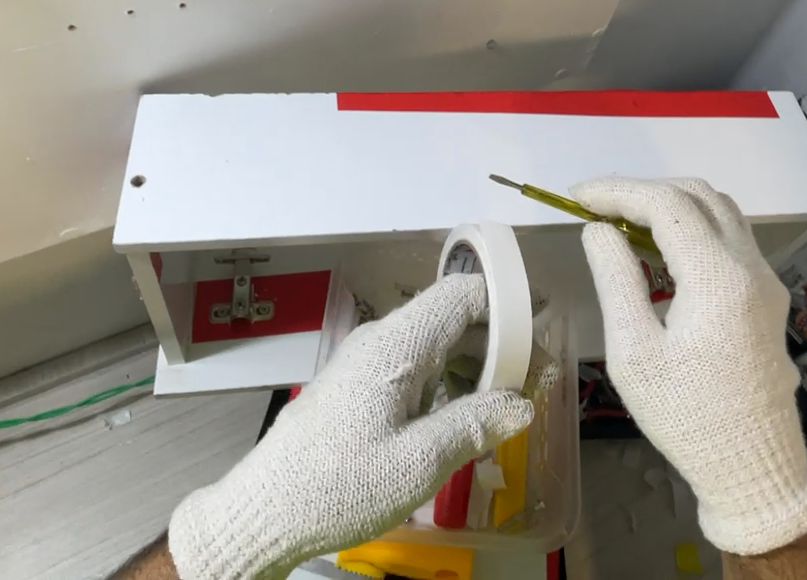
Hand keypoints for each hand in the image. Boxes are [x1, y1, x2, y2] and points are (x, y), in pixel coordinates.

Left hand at [166, 274, 535, 579]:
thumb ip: (472, 426)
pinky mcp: (361, 383)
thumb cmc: (336, 486)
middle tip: (534, 376)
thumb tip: (521, 404)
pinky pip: (416, 366)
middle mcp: (383, 340)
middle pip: (451, 317)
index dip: (505, 300)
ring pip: (435, 343)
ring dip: (473, 365)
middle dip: (497, 340)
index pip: (460, 294)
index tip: (541, 323)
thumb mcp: (415, 464)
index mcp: (396, 345)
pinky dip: (447, 382)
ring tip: (505, 402)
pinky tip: (461, 418)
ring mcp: (369, 360)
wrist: (264, 511)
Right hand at [573, 177, 806, 554]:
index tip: (577, 198)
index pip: (666, 204)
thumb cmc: (687, 416)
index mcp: (718, 279)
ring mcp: (766, 278)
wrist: (754, 470)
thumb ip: (616, 278)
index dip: (617, 191)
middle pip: (696, 194)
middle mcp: (750, 266)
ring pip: (718, 208)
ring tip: (624, 219)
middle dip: (641, 190)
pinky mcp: (767, 294)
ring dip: (669, 202)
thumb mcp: (634, 353)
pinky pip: (730, 235)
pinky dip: (692, 222)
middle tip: (597, 204)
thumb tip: (600, 230)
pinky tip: (660, 245)